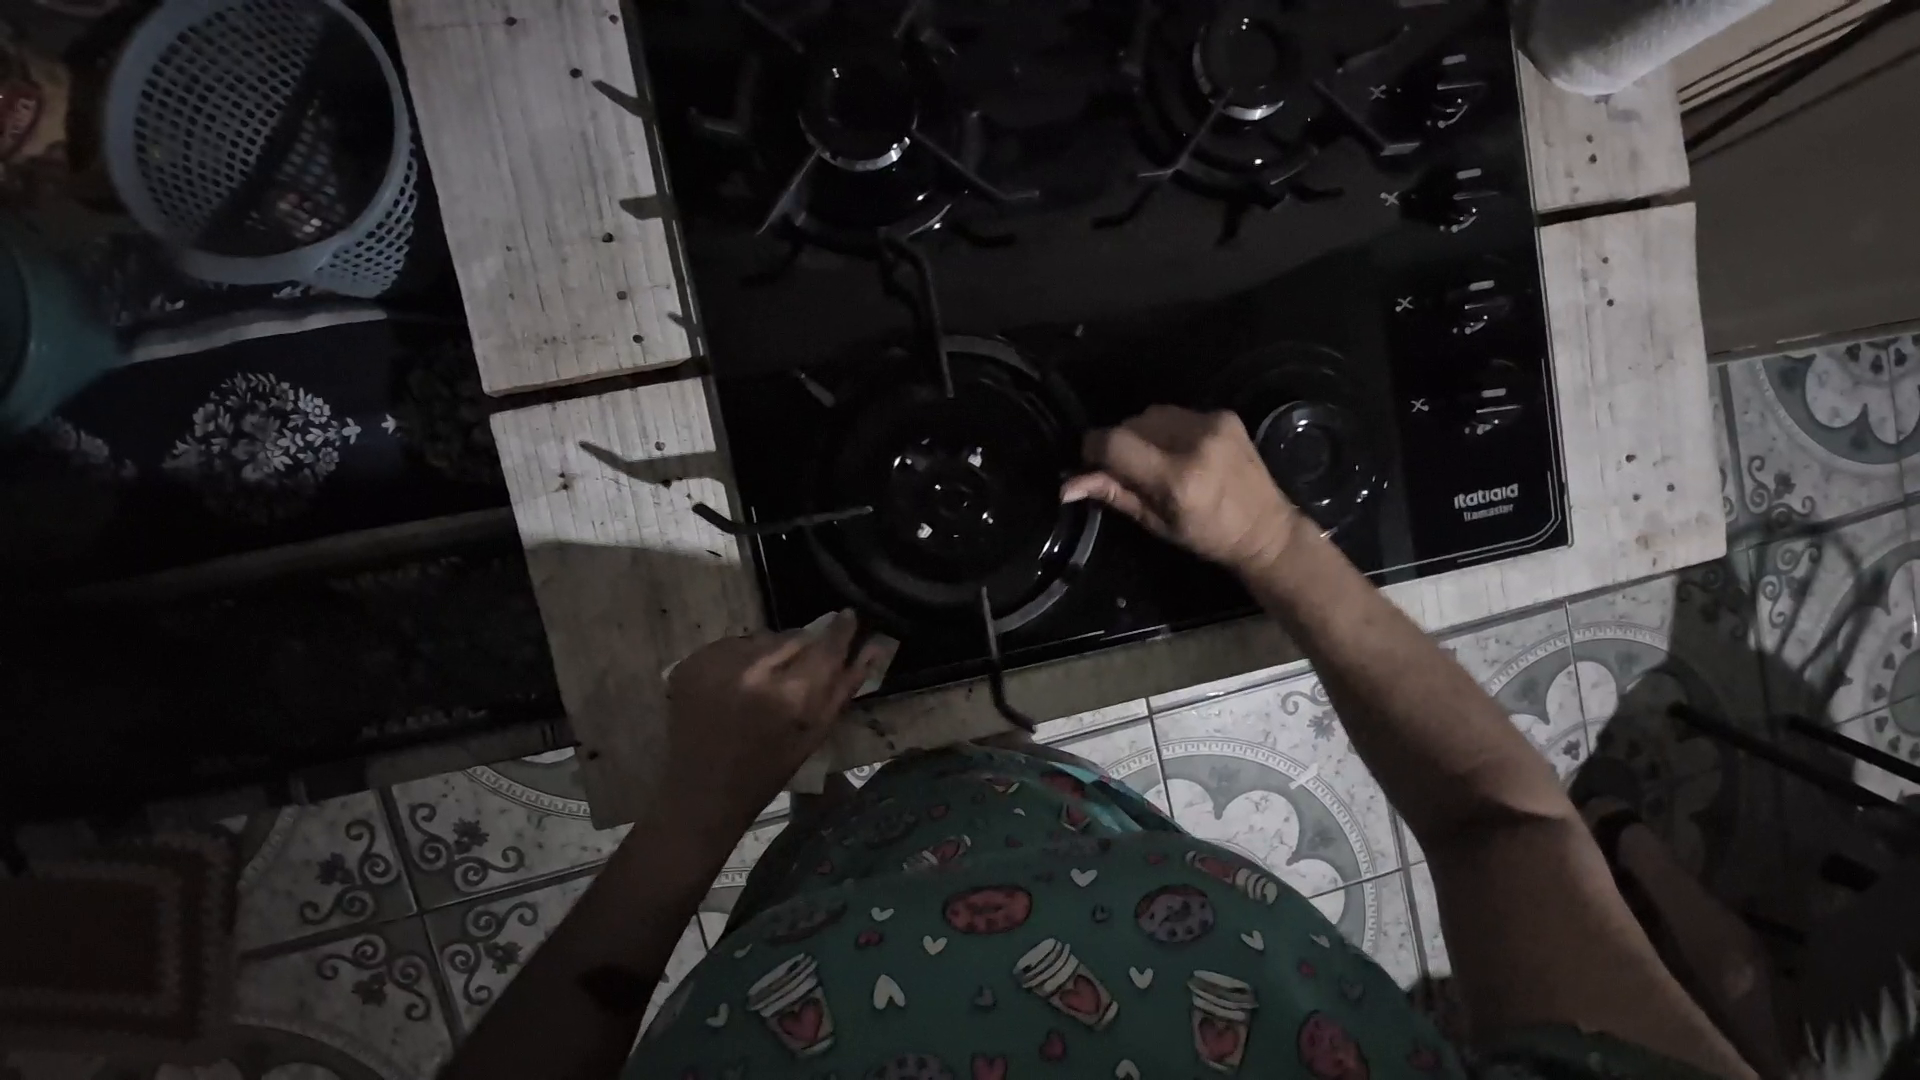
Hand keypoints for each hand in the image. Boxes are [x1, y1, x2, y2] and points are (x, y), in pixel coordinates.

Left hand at [664, 612, 888, 829]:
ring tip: (765, 681)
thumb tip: (874, 644)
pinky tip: (737, 685)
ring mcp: (717, 664)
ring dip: (770, 652)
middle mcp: (753, 670)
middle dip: (802, 648)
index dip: (841, 629)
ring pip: (762, 637)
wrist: (700, 793)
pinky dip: (740, 658)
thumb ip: (845, 685)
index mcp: (789, 695)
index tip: (848, 616)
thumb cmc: (768, 770)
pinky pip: (731, 644)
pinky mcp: (691, 663)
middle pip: (794, 637)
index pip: (826, 644)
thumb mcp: (815, 733)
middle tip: (797, 672)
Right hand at [1061, 405, 1306, 575]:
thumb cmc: (1206, 535)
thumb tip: (1067, 485)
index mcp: (1177, 477)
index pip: (1114, 443)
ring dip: (1142, 434)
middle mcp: (1195, 442)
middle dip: (1119, 444)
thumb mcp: (1155, 522)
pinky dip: (1167, 429)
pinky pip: (1176, 413)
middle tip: (1128, 471)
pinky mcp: (1224, 414)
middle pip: (1129, 424)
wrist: (1265, 528)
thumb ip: (1112, 494)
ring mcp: (1212, 423)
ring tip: (1155, 460)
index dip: (1093, 450)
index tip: (1091, 464)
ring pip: (1150, 414)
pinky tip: (1180, 451)